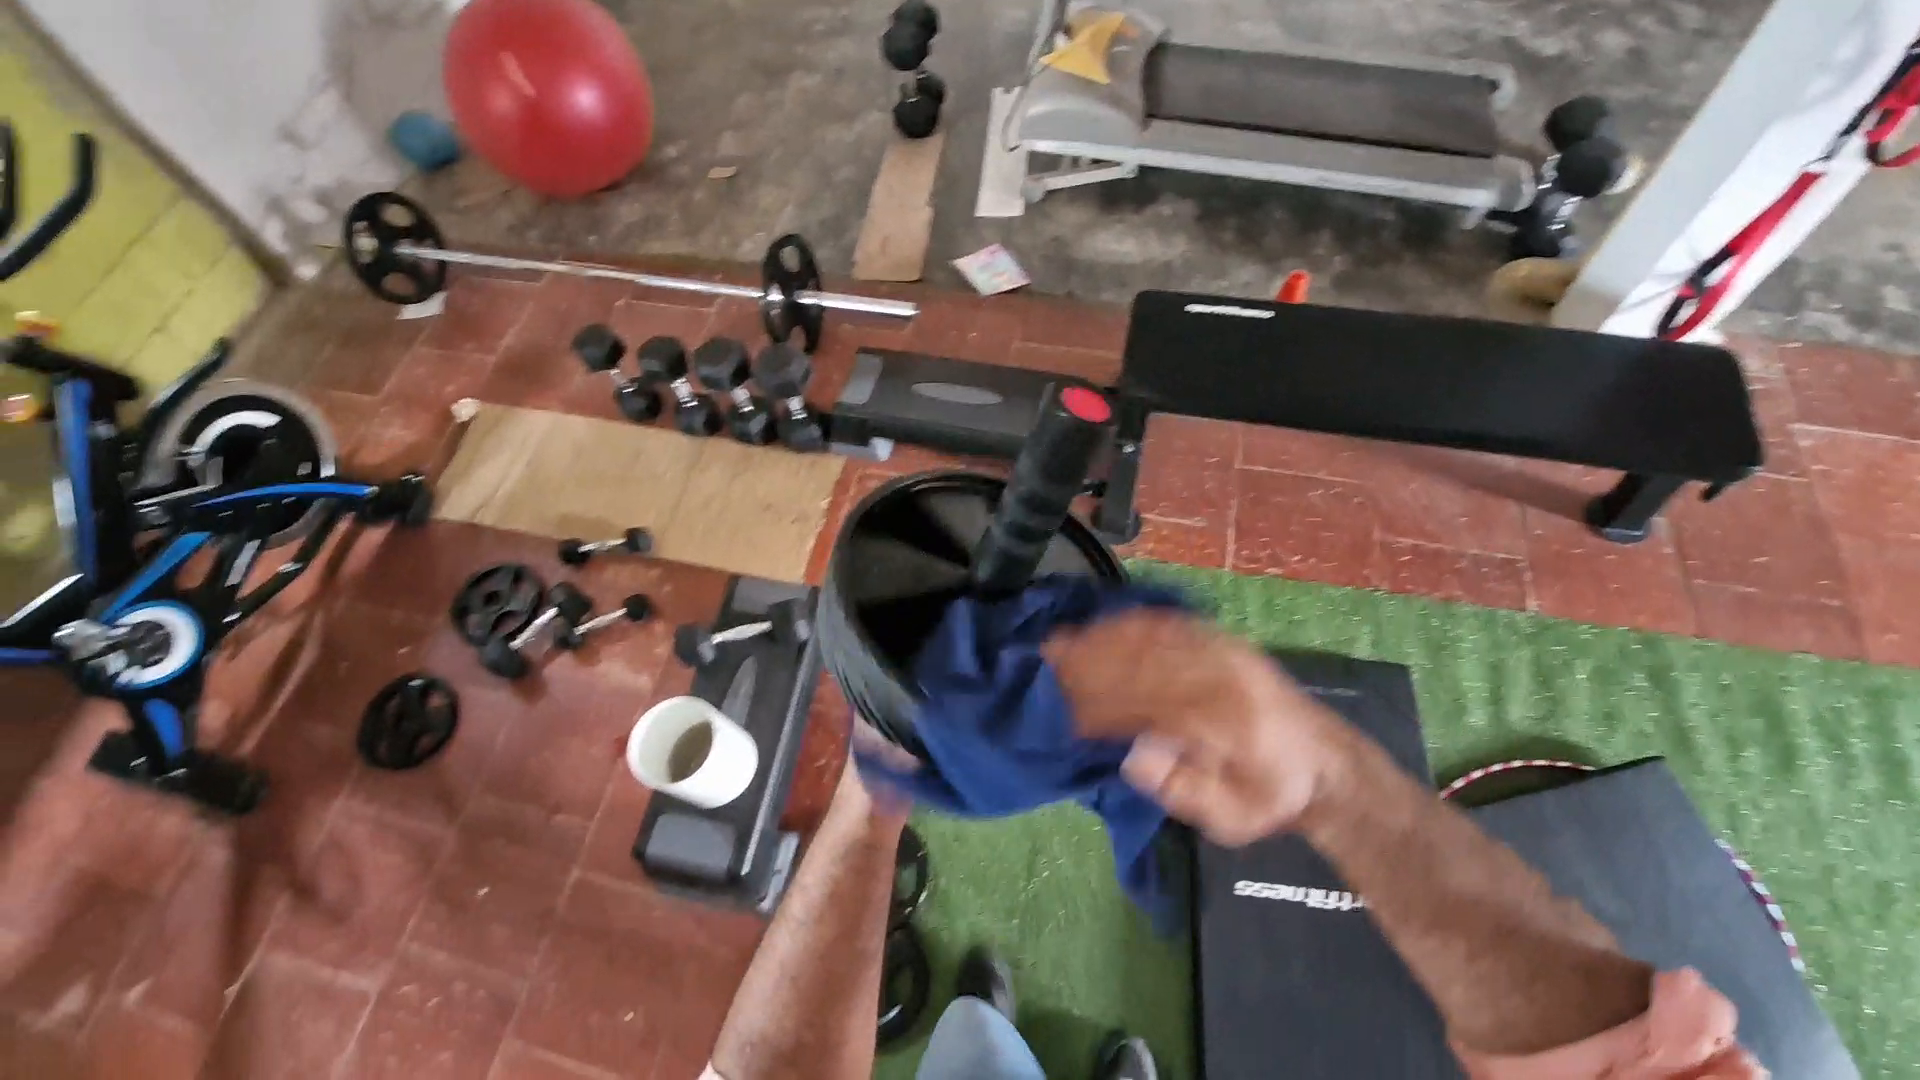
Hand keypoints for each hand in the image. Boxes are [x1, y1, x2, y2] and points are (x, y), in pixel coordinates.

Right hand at [1042, 609, 1358, 845]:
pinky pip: (1174, 625)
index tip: (1064, 713)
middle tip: (1046, 668)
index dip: (1099, 707)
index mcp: (1224, 722)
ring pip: (1153, 639)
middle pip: (1142, 664)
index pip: (1145, 706)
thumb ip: (1181, 788)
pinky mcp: (1227, 644)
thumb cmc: (1271, 797)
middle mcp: (1223, 678)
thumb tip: (1131, 754)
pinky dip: (1134, 624)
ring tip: (1062, 643)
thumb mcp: (1232, 818)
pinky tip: (1106, 625)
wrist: (1326, 763)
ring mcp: (1226, 654)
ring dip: (1103, 640)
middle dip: (1089, 665)